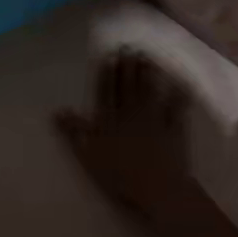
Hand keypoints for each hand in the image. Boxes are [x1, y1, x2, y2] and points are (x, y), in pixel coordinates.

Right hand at [55, 49, 195, 228]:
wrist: (158, 189)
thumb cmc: (119, 175)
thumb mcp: (88, 154)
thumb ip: (74, 131)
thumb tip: (57, 110)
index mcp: (108, 120)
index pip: (105, 91)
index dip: (106, 73)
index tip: (108, 55)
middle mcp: (130, 114)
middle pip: (127, 87)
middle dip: (127, 66)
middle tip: (128, 47)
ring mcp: (154, 120)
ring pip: (149, 93)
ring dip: (148, 74)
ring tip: (147, 57)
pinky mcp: (174, 131)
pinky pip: (176, 109)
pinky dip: (178, 96)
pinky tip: (180, 83)